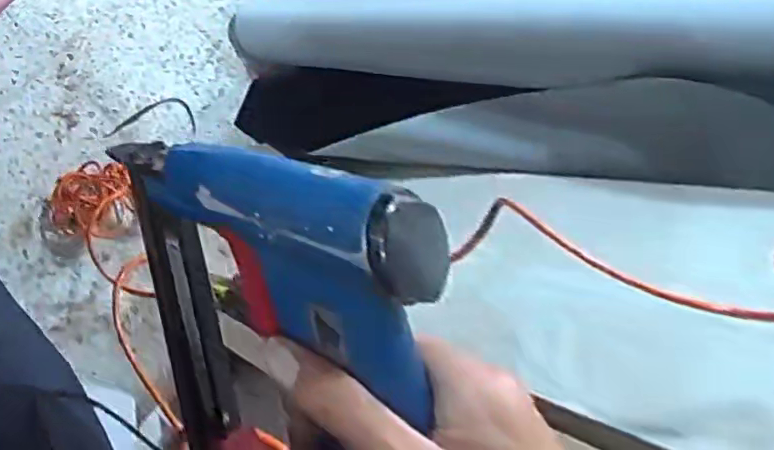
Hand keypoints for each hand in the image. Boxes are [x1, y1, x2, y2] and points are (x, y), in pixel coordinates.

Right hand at [285, 337, 559, 449]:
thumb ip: (341, 402)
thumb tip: (274, 346)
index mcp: (469, 372)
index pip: (372, 335)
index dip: (328, 360)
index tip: (302, 394)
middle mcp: (486, 386)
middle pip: (379, 373)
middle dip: (340, 406)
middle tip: (316, 440)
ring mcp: (499, 426)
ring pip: (398, 407)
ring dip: (360, 429)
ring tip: (335, 449)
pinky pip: (427, 432)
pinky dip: (394, 443)